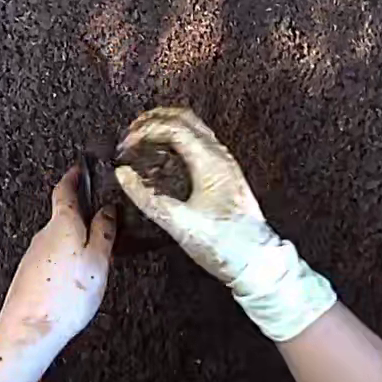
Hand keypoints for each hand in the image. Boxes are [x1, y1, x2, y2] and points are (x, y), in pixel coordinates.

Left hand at [0, 163, 115, 356]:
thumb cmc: (65, 296)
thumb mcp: (98, 260)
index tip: (79, 169)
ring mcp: (34, 255)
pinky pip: (51, 258)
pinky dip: (65, 260)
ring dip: (74, 240)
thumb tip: (108, 210)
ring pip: (58, 239)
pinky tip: (75, 279)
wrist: (28, 331)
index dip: (73, 176)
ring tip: (94, 255)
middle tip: (101, 219)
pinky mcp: (29, 274)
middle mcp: (44, 234)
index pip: (64, 189)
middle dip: (81, 215)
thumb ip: (105, 231)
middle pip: (62, 216)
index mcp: (62, 223)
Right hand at [114, 107, 335, 340]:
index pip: (173, 127)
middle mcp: (220, 157)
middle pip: (184, 118)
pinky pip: (198, 144)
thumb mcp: (179, 223)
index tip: (127, 143)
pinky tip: (165, 156)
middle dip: (154, 119)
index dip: (145, 130)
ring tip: (143, 138)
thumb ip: (147, 198)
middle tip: (131, 131)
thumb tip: (124, 176)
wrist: (257, 262)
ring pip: (192, 128)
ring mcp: (224, 164)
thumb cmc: (226, 245)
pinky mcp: (224, 175)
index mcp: (210, 162)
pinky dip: (176, 140)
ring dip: (165, 127)